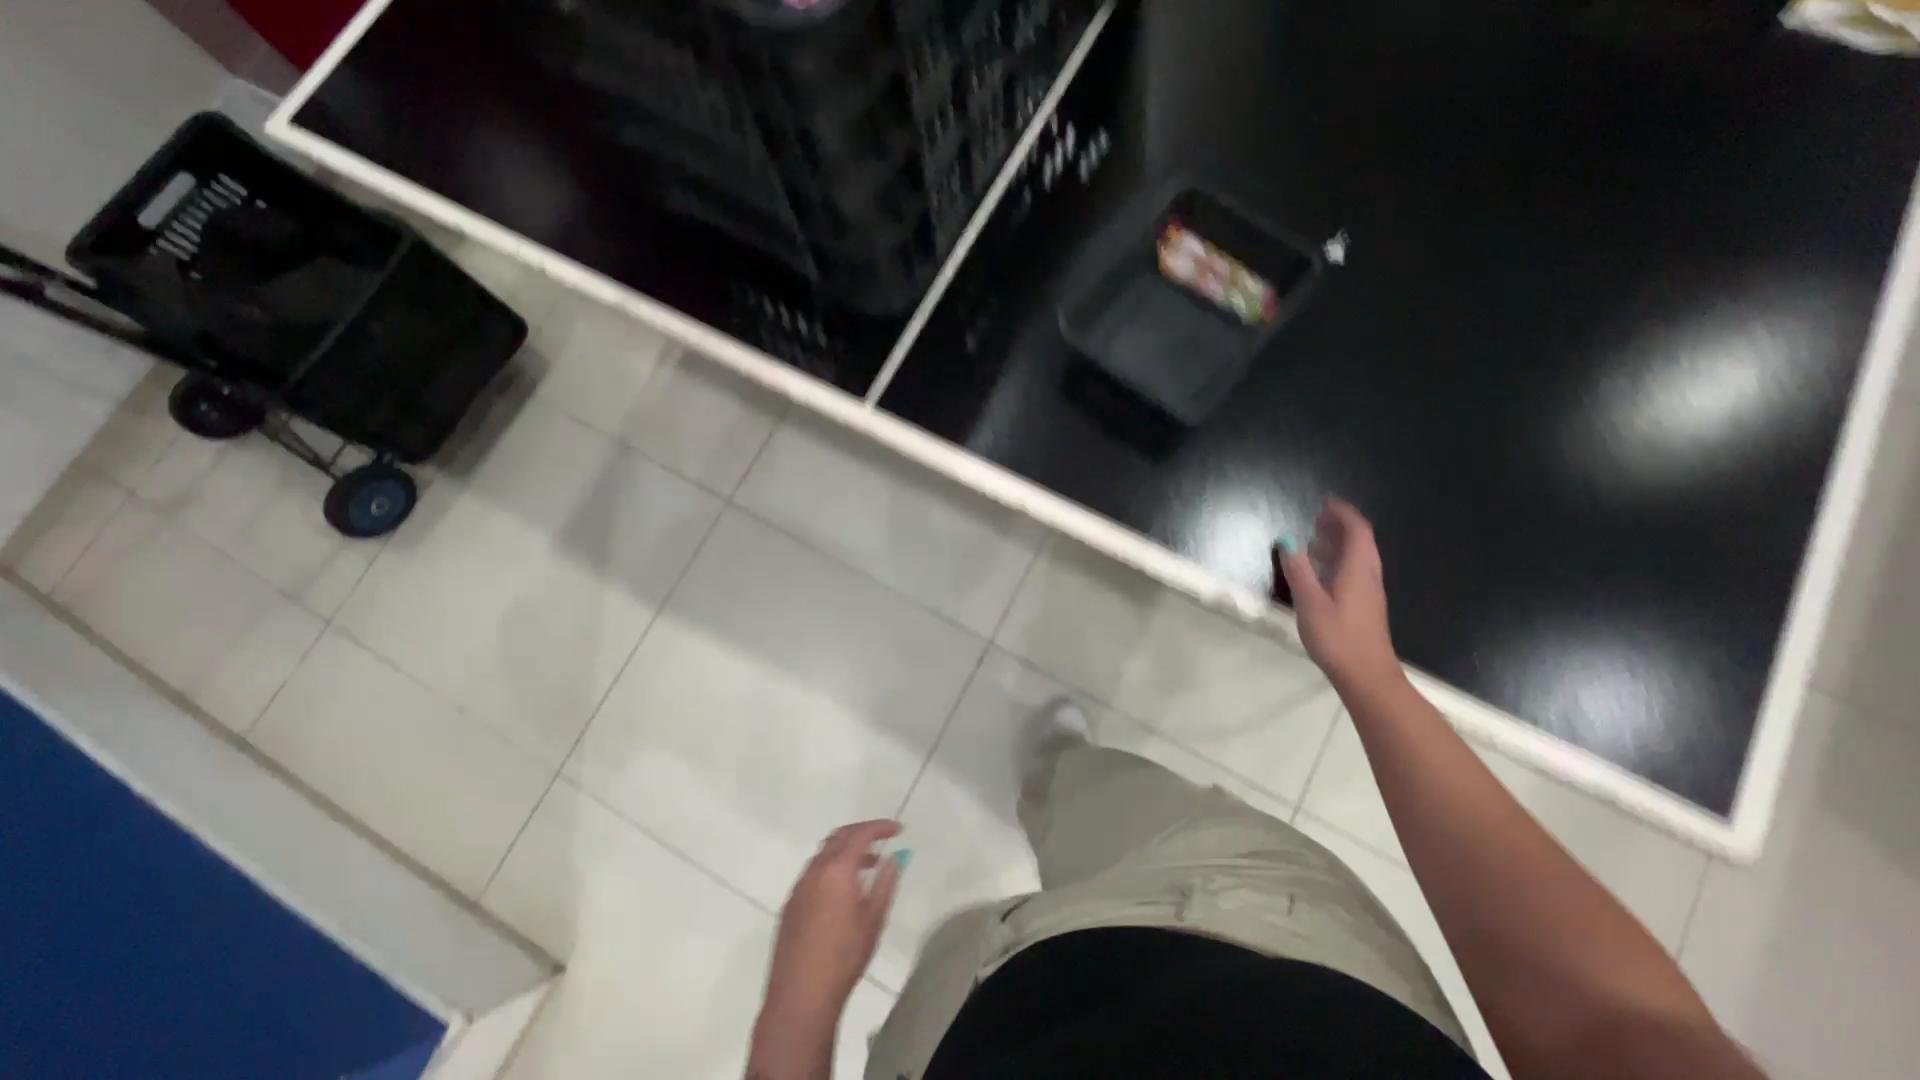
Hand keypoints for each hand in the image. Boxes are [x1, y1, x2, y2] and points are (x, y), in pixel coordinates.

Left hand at [751, 820, 903, 1076]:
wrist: (800, 995)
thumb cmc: (844, 957)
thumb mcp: (873, 920)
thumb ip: (885, 884)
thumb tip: (894, 859)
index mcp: (836, 870)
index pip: (859, 834)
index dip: (879, 827)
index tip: (898, 830)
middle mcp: (813, 872)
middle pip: (837, 838)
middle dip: (861, 834)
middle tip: (883, 841)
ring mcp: (798, 888)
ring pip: (823, 856)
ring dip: (846, 853)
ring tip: (869, 868)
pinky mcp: (790, 906)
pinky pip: (813, 874)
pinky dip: (832, 869)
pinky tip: (844, 893)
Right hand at [1272, 498, 1402, 689]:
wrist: (1367, 675)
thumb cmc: (1337, 637)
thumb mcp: (1310, 602)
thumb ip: (1299, 571)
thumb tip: (1287, 542)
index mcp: (1358, 569)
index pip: (1357, 530)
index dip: (1343, 514)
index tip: (1325, 504)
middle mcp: (1369, 575)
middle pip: (1361, 541)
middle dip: (1341, 526)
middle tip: (1318, 520)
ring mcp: (1370, 592)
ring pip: (1360, 557)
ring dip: (1341, 544)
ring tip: (1317, 542)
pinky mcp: (1367, 606)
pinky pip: (1356, 571)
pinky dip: (1341, 561)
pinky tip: (1323, 573)